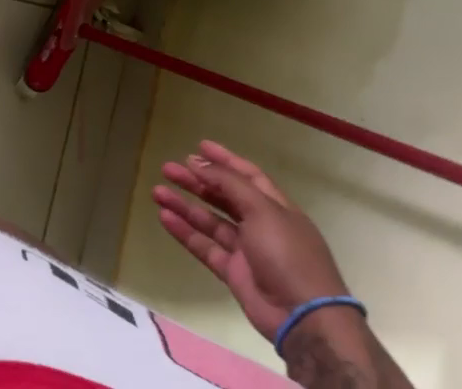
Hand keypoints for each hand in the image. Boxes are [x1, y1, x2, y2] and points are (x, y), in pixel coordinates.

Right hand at [152, 141, 349, 342]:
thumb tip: (198, 162)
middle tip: (168, 169)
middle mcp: (262, 226)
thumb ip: (229, 184)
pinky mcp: (234, 272)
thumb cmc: (288, 255)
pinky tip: (164, 217)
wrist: (304, 316)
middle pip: (225, 198)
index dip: (225, 160)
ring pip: (211, 222)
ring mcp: (248, 251)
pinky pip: (205, 246)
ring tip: (157, 191)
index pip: (249, 177)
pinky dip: (185, 232)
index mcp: (277, 209)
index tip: (199, 146)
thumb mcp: (262, 210)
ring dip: (185, 206)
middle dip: (197, 182)